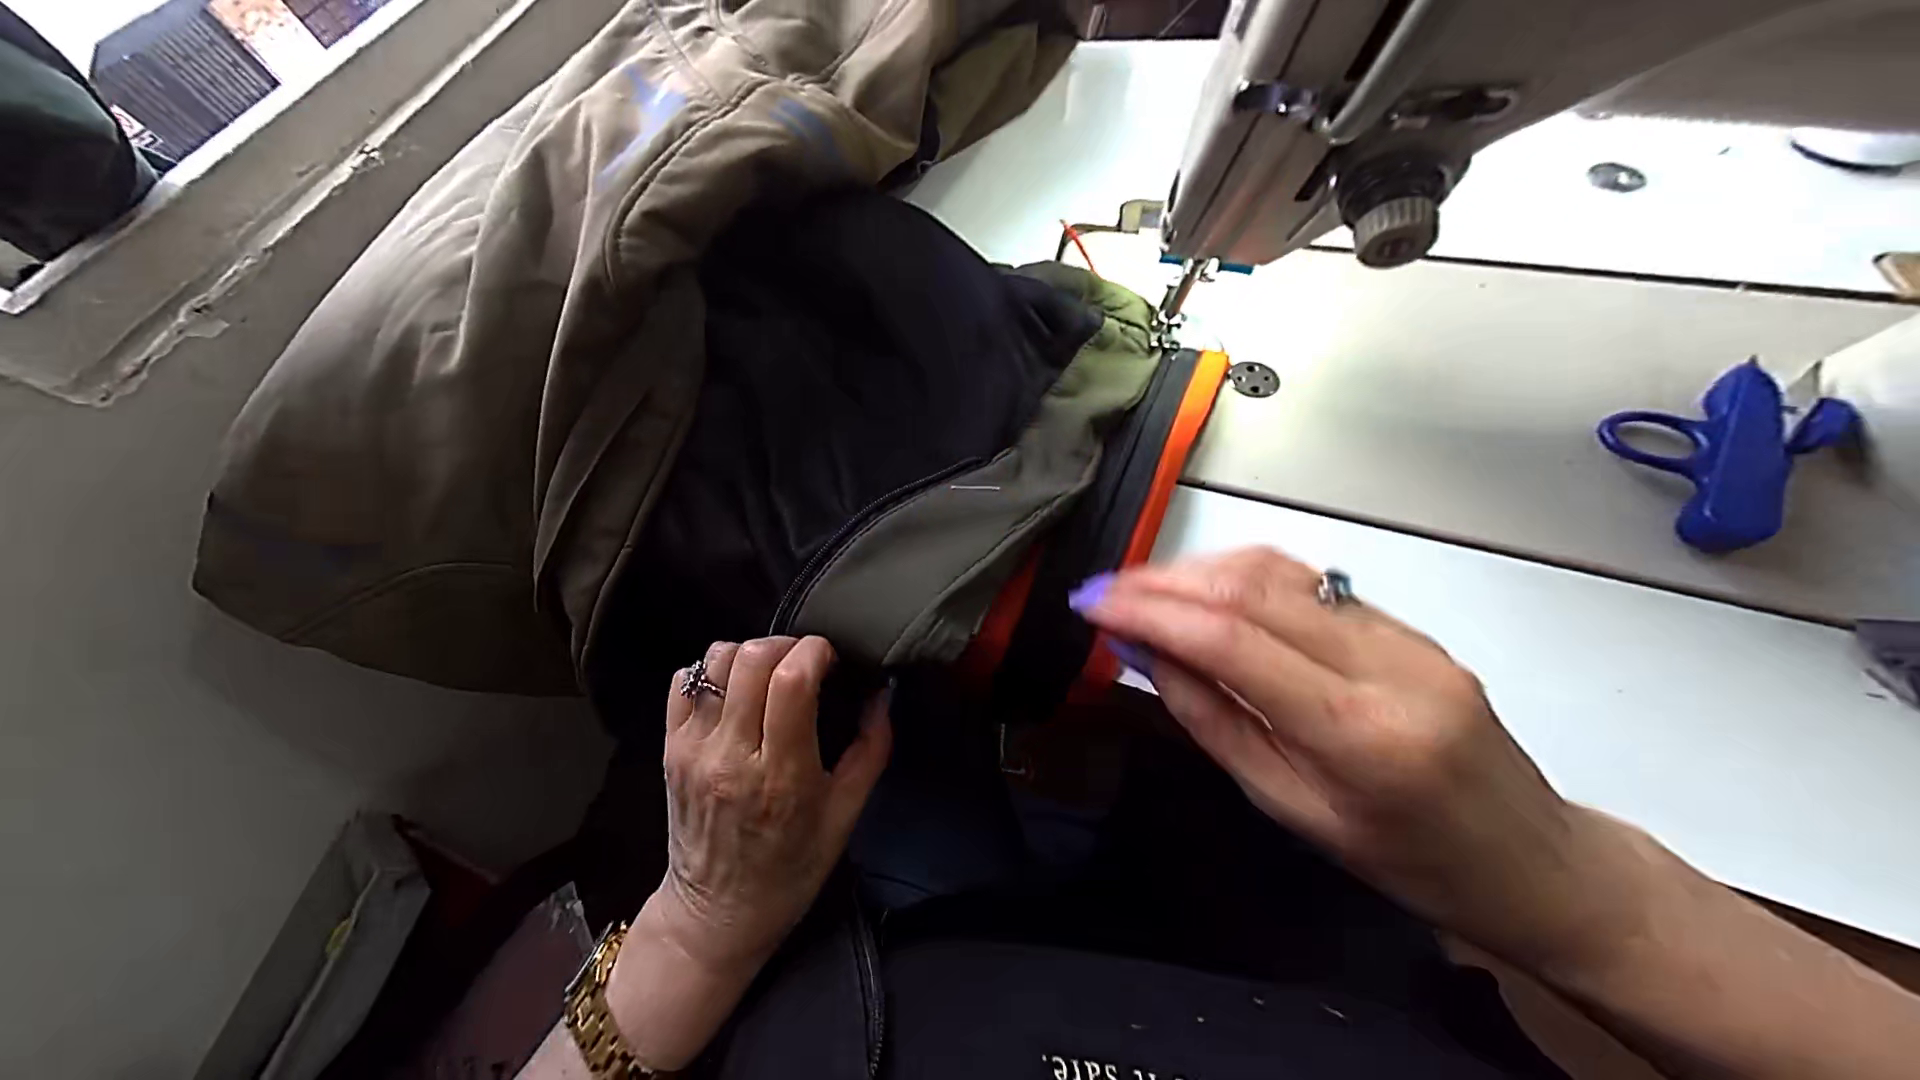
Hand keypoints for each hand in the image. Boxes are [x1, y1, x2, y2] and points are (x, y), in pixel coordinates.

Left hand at [652, 635, 891, 970]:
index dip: (816, 652)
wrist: (716, 915)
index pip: (791, 681)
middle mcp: (732, 756)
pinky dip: (713, 671)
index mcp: (782, 775)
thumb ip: (871, 747)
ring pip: (717, 660)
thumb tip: (882, 692)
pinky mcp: (669, 749)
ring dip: (751, 654)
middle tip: (805, 663)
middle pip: (752, 658)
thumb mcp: (846, 814)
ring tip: (771, 676)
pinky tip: (736, 691)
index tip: (831, 660)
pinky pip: (685, 681)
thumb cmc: (790, 868)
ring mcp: (694, 750)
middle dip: (788, 645)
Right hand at [1073, 548, 1616, 967]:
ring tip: (1139, 588)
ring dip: (1195, 570)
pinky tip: (1200, 589)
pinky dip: (1237, 575)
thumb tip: (1145, 653)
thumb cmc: (1403, 859)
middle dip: (1161, 581)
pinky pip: (1305, 580)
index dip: (1150, 612)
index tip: (1093, 605)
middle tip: (1103, 590)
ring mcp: (1404, 634)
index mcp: (1357, 733)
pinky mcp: (1406, 622)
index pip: (1230, 641)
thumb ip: (1212, 719)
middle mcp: (1386, 663)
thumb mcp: (1288, 806)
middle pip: (1250, 589)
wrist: (1533, 859)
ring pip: (1277, 569)